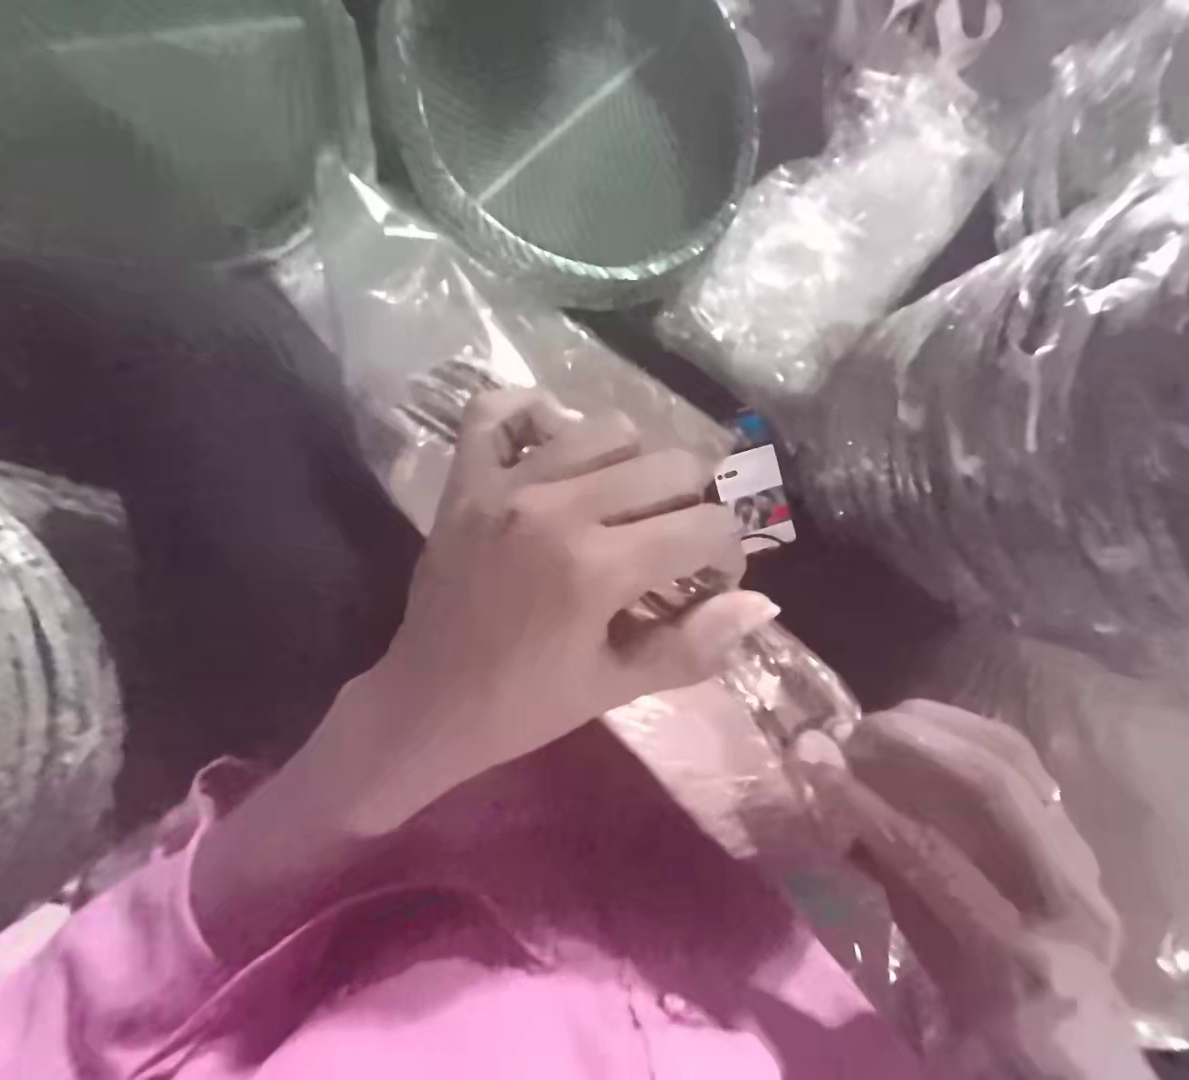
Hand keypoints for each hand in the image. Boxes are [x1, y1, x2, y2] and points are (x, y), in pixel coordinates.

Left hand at [348, 388, 777, 814]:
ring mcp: (506, 485)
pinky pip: (502, 410)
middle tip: (679, 546)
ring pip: (609, 427)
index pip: (707, 527)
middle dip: (698, 506)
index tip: (713, 583)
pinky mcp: (467, 479)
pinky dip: (536, 414)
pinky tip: (558, 445)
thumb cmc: (526, 705)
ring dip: (638, 464)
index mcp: (597, 569)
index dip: (729, 555)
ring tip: (629, 506)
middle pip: (672, 465)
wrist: (425, 706)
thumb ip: (696, 644)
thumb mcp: (618, 687)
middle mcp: (557, 509)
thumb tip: (764, 602)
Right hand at [796, 701, 1150, 1079]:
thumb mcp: (927, 986)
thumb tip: (834, 814)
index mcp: (1023, 962)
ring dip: (941, 726)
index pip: (931, 855)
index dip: (864, 804)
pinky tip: (930, 731)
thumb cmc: (991, 1044)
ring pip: (1013, 757)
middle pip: (991, 783)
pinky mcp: (1081, 839)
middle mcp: (1070, 899)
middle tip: (853, 732)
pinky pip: (1023, 764)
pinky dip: (970, 737)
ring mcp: (1085, 862)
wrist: (1082, 1069)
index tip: (815, 769)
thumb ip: (890, 893)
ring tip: (886, 720)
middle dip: (911, 742)